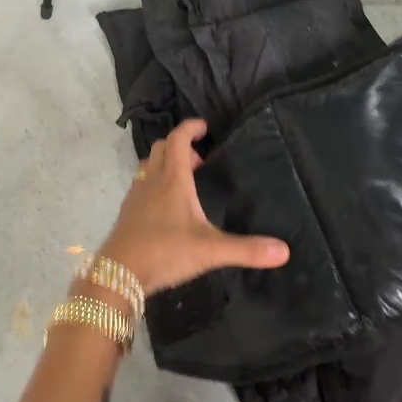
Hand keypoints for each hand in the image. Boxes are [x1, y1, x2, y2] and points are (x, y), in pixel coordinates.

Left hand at [98, 120, 290, 293]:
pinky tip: (165, 207)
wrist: (117, 274)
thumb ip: (246, 249)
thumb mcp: (210, 251)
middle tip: (199, 160)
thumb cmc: (164, 252)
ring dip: (165, 164)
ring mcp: (136, 196)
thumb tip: (284, 251)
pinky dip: (154, 184)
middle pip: (161, 148)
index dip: (190, 128)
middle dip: (179, 146)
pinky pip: (141, 185)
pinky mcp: (128, 213)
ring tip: (184, 181)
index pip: (178, 139)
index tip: (204, 127)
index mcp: (172, 179)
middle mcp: (152, 180)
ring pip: (149, 166)